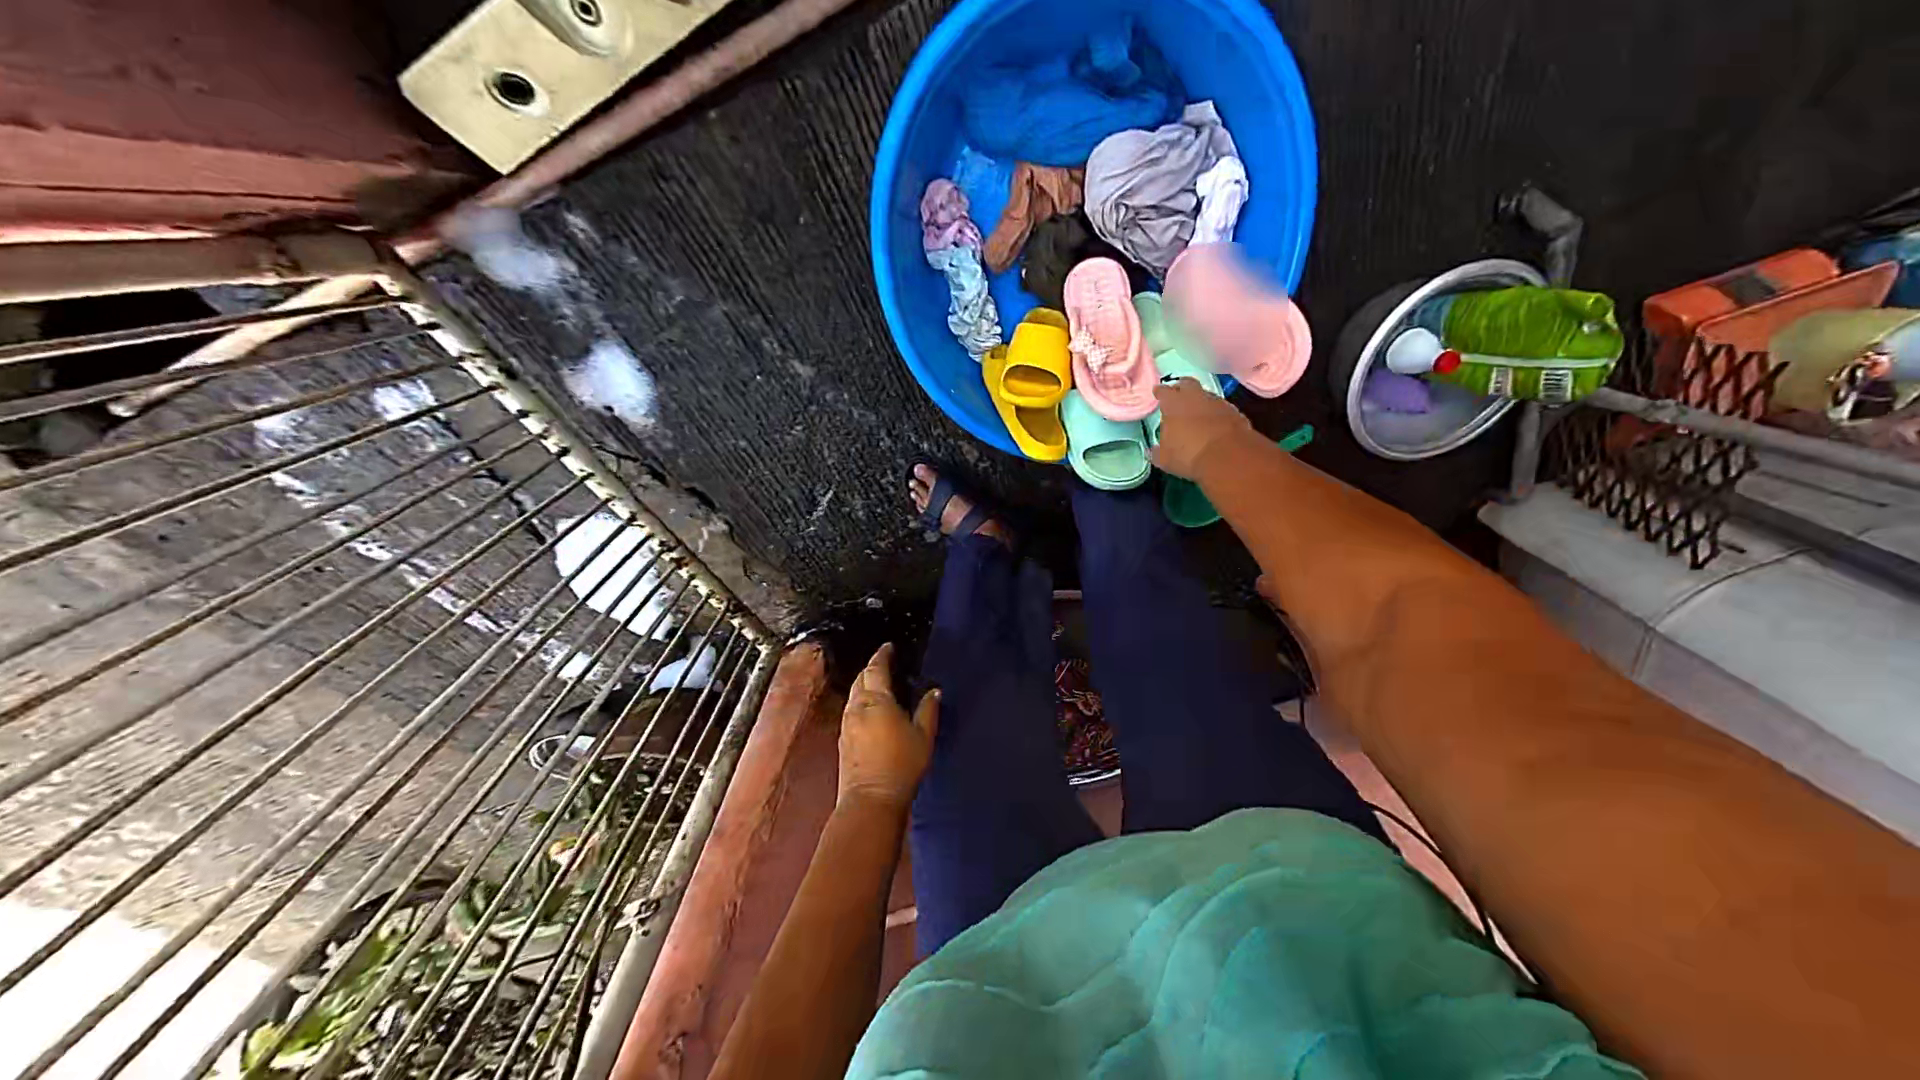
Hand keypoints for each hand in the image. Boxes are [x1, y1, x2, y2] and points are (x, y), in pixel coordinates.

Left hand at [837, 644, 937, 810]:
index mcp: (877, 700)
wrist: (871, 800)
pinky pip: (851, 711)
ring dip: (865, 685)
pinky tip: (871, 712)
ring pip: (853, 695)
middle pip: (861, 679)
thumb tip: (934, 692)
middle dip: (871, 668)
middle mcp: (857, 708)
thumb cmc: (901, 766)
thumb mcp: (924, 736)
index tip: (888, 647)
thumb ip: (928, 709)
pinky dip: (861, 703)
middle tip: (885, 664)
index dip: (882, 655)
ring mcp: (847, 724)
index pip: (876, 668)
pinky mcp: (843, 740)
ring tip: (880, 686)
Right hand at [1149, 379, 1255, 478]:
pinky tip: (1215, 424)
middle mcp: (1195, 397)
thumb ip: (1158, 451)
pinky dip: (1216, 413)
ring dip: (1201, 401)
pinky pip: (1221, 408)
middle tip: (1178, 394)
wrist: (1228, 457)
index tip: (1157, 392)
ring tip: (1197, 412)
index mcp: (1174, 404)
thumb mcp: (1165, 459)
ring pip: (1206, 395)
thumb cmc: (1188, 455)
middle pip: (1187, 384)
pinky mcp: (1235, 412)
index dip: (1160, 392)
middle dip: (1181, 387)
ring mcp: (1218, 402)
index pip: (1164, 391)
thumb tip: (1154, 451)